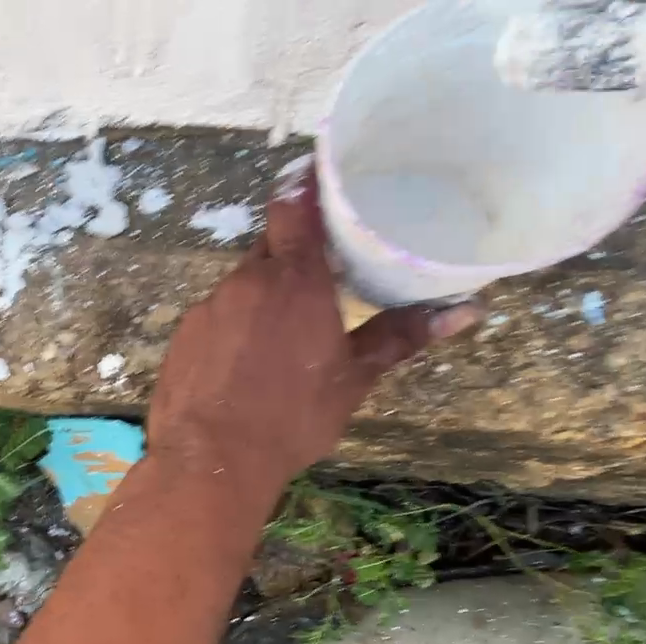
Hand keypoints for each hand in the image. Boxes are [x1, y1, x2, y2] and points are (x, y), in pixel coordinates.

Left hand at [146, 162, 481, 492]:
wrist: (208, 462)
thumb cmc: (288, 419)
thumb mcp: (351, 380)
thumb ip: (399, 336)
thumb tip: (467, 310)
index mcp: (293, 280)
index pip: (295, 207)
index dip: (305, 188)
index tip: (319, 179)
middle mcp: (243, 283)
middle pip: (267, 250)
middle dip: (289, 259)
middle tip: (315, 281)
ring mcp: (204, 311)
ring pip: (237, 288)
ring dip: (258, 300)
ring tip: (277, 336)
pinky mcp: (179, 339)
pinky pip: (211, 319)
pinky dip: (228, 329)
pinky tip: (239, 363)